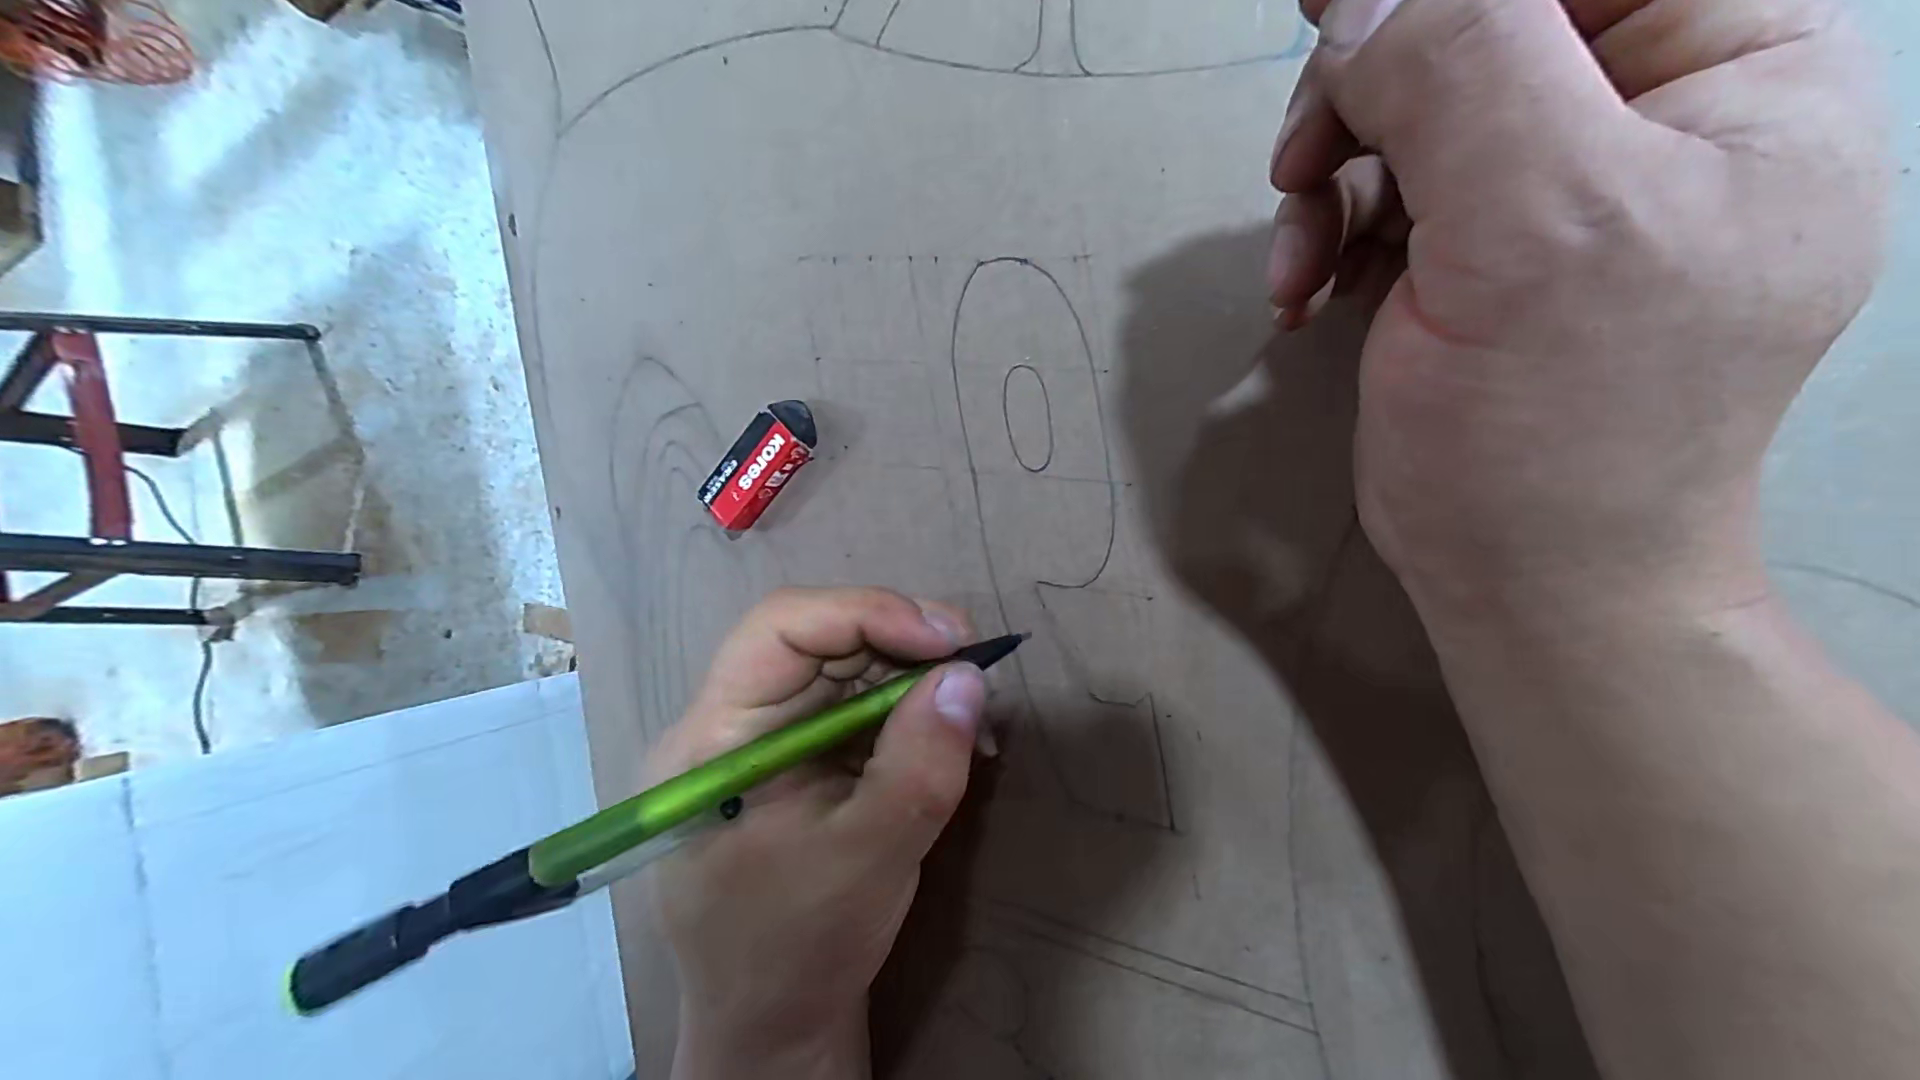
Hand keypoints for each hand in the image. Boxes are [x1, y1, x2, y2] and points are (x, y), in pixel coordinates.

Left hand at [650, 587, 988, 1079]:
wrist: (776, 1022)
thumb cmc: (800, 949)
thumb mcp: (871, 859)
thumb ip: (921, 765)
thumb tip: (969, 676)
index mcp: (716, 735)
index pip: (781, 628)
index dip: (867, 613)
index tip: (945, 640)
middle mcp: (738, 718)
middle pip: (821, 637)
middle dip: (904, 639)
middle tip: (974, 664)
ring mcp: (773, 733)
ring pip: (849, 664)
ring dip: (918, 674)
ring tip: (973, 711)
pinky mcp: (806, 751)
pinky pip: (862, 701)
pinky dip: (913, 706)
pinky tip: (953, 733)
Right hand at [1267, 0, 1887, 622]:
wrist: (1522, 572)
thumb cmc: (1557, 421)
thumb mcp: (1535, 228)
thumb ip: (1461, 76)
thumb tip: (1360, 8)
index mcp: (1725, 76)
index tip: (1326, 18)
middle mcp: (1634, 127)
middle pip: (1473, 39)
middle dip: (1363, 105)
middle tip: (1292, 175)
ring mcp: (1538, 205)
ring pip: (1408, 131)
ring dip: (1327, 191)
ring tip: (1296, 273)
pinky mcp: (1462, 270)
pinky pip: (1381, 209)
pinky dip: (1327, 242)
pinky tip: (1305, 296)